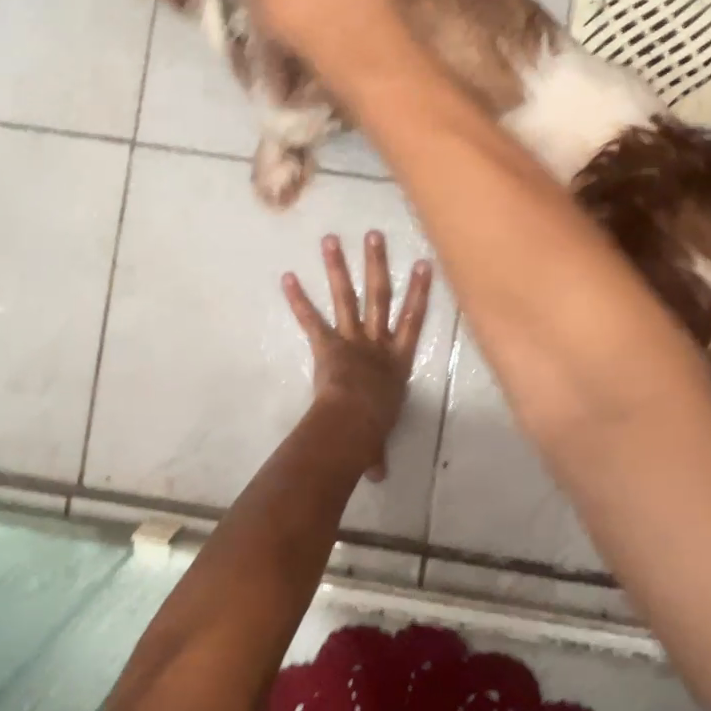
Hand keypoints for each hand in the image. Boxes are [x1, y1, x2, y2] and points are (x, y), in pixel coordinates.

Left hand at [281, 231, 433, 481]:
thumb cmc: (374, 430)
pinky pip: (311, 320)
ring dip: (338, 268)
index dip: (419, 291)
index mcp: (397, 361)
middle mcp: (377, 342)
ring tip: (330, 240)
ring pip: (347, 297)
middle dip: (377, 264)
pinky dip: (298, 300)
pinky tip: (286, 277)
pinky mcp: (327, 345)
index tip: (424, 263)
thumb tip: (377, 474)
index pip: (413, 320)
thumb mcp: (379, 440)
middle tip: (374, 235)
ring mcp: (351, 339)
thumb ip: (377, 452)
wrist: (353, 423)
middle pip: (380, 296)